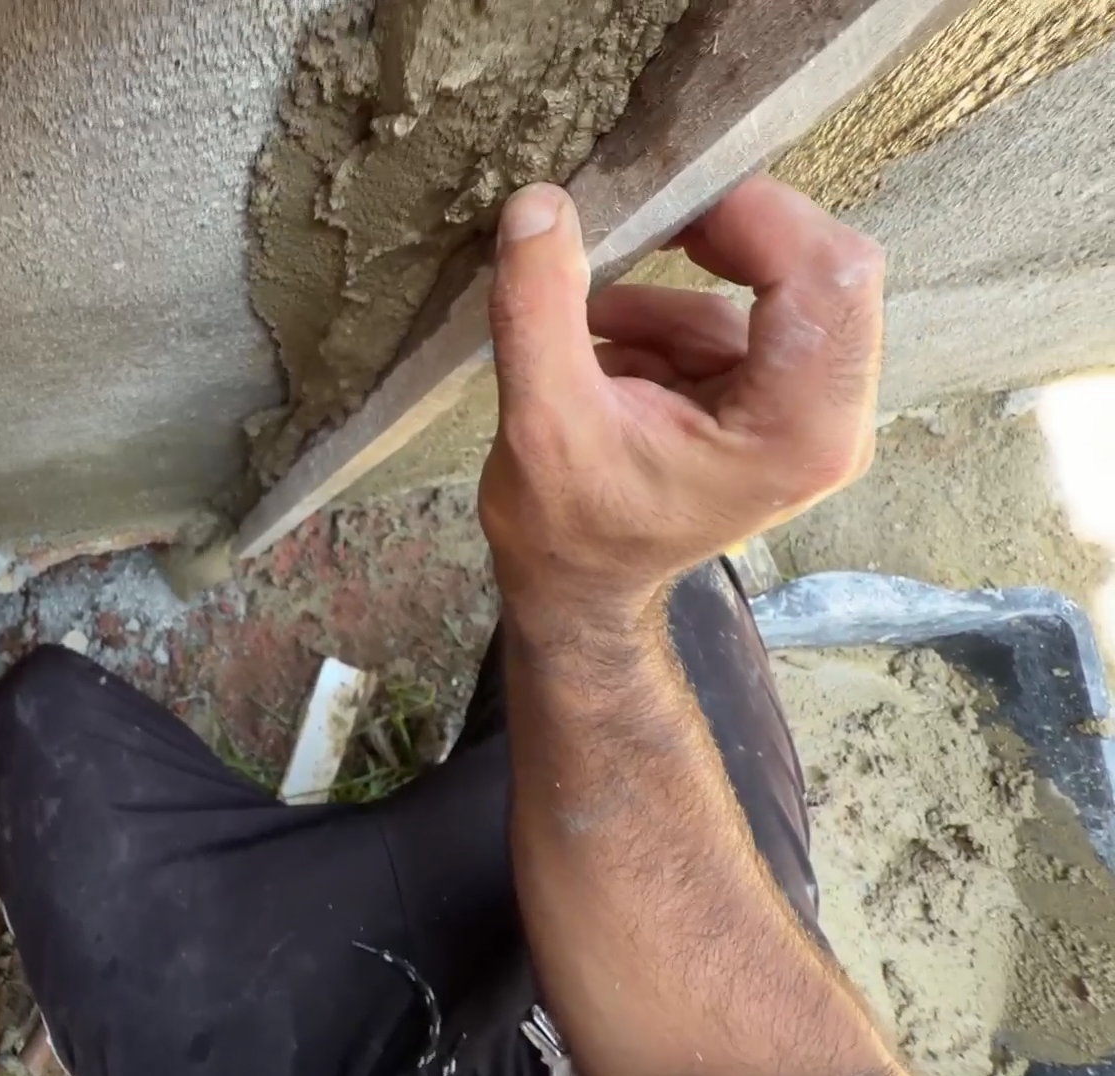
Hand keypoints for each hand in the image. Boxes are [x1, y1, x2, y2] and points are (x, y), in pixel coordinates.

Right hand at [477, 175, 883, 630]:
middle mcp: (822, 418)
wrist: (569, 588)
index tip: (662, 200)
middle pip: (800, 282)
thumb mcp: (537, 421)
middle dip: (701, 255)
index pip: (826, 279)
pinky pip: (715, 336)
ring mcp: (790, 415)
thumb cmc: (561, 530)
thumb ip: (538, 310)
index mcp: (797, 431)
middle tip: (622, 238)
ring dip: (653, 306)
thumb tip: (537, 205)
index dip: (754, 218)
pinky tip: (592, 361)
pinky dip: (649, 332)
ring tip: (573, 336)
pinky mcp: (752, 413)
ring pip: (743, 307)